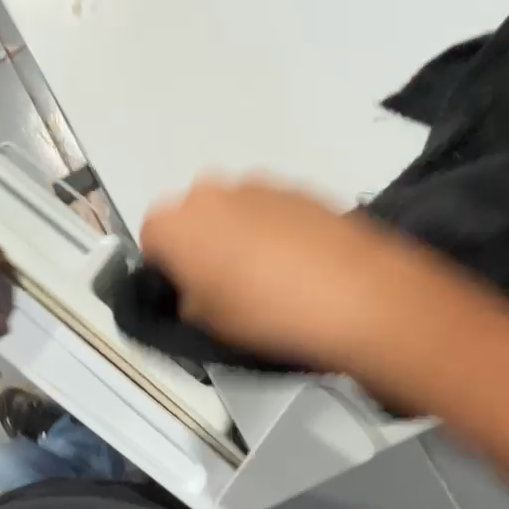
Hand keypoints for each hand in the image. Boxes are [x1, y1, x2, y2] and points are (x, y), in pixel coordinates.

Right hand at [139, 177, 425, 370]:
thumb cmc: (269, 311)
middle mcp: (210, 191)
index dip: (165, 268)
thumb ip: (186, 299)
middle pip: (190, 217)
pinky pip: (271, 209)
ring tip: (266, 280)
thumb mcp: (208, 324)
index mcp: (175, 222)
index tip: (184, 292)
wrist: (359, 296)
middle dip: (200, 244)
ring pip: (231, 210)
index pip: (149, 239)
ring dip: (238, 235)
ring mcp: (257, 184)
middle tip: (222, 287)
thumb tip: (195, 293)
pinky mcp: (300, 187)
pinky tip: (297, 267)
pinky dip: (275, 230)